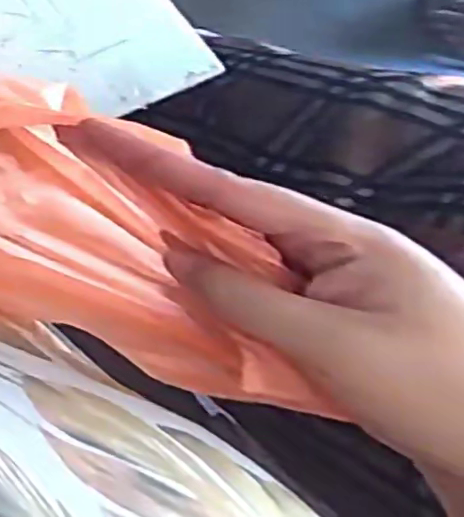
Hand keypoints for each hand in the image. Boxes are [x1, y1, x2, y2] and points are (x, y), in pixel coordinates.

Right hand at [69, 119, 463, 477]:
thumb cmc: (440, 394)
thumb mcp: (331, 344)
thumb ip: (239, 293)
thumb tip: (173, 256)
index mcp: (345, 239)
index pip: (225, 189)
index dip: (152, 159)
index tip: (95, 129)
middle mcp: (340, 249)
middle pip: (231, 206)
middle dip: (163, 182)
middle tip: (99, 157)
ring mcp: (341, 283)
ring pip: (242, 245)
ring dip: (185, 229)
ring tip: (123, 205)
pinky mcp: (338, 317)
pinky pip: (257, 281)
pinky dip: (212, 271)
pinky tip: (182, 271)